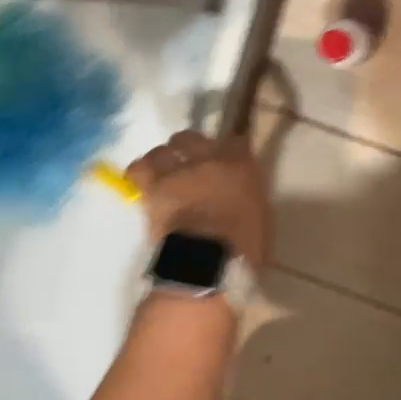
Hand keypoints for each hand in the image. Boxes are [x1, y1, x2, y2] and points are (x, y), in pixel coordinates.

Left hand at [127, 131, 271, 267]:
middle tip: (189, 163)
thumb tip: (241, 196)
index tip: (228, 160)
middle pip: (192, 138)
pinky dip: (139, 173)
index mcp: (241, 165)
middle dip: (189, 147)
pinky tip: (140, 180)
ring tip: (161, 169)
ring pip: (163, 150)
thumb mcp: (261, 218)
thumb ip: (251, 197)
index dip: (229, 150)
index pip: (236, 141)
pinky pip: (139, 170)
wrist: (207, 261)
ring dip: (162, 158)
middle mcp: (208, 159)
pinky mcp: (152, 188)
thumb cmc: (243, 246)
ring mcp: (177, 171)